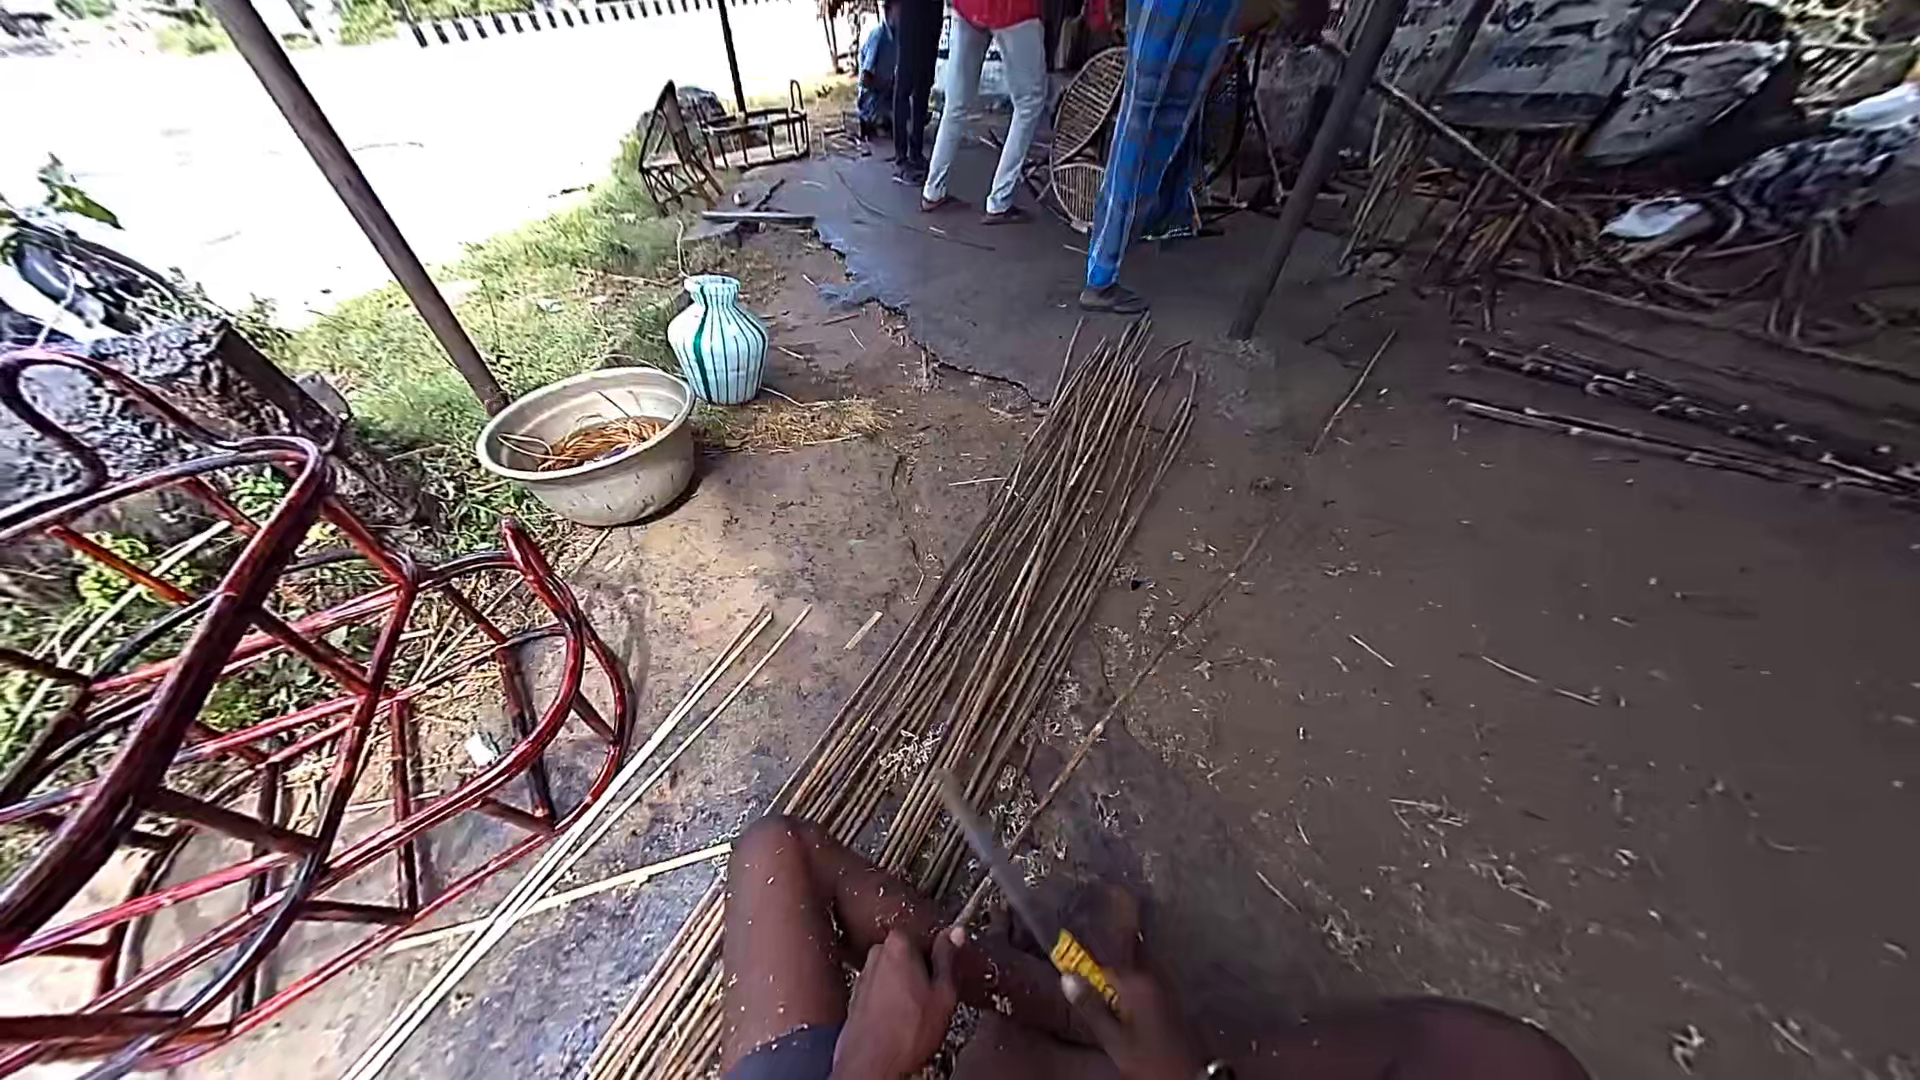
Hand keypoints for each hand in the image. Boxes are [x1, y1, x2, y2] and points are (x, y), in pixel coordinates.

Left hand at [831, 926, 961, 1079]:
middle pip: (911, 955)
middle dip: (923, 974)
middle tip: (932, 1001)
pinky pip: (882, 991)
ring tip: (915, 1016)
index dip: (940, 963)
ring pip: (896, 974)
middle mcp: (878, 952)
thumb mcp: (943, 993)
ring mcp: (865, 974)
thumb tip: (956, 934)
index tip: (945, 980)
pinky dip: (891, 1002)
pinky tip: (900, 1023)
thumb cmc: (906, 1033)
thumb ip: (949, 958)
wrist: (870, 1067)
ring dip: (907, 990)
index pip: (929, 939)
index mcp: (900, 942)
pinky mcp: (857, 996)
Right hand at [1062, 967, 1207, 1079]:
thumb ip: (1091, 1007)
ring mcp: (1164, 988)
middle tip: (1099, 1010)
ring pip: (1132, 982)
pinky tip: (1133, 1021)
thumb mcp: (1115, 1040)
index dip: (1087, 976)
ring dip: (1120, 994)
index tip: (1076, 986)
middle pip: (1118, 971)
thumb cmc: (1150, 1061)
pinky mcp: (1173, 1001)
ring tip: (1115, 1018)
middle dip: (1105, 984)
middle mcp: (1151, 976)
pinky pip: (1145, 991)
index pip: (1101, 966)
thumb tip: (1066, 977)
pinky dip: (1135, 1000)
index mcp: (1135, 981)